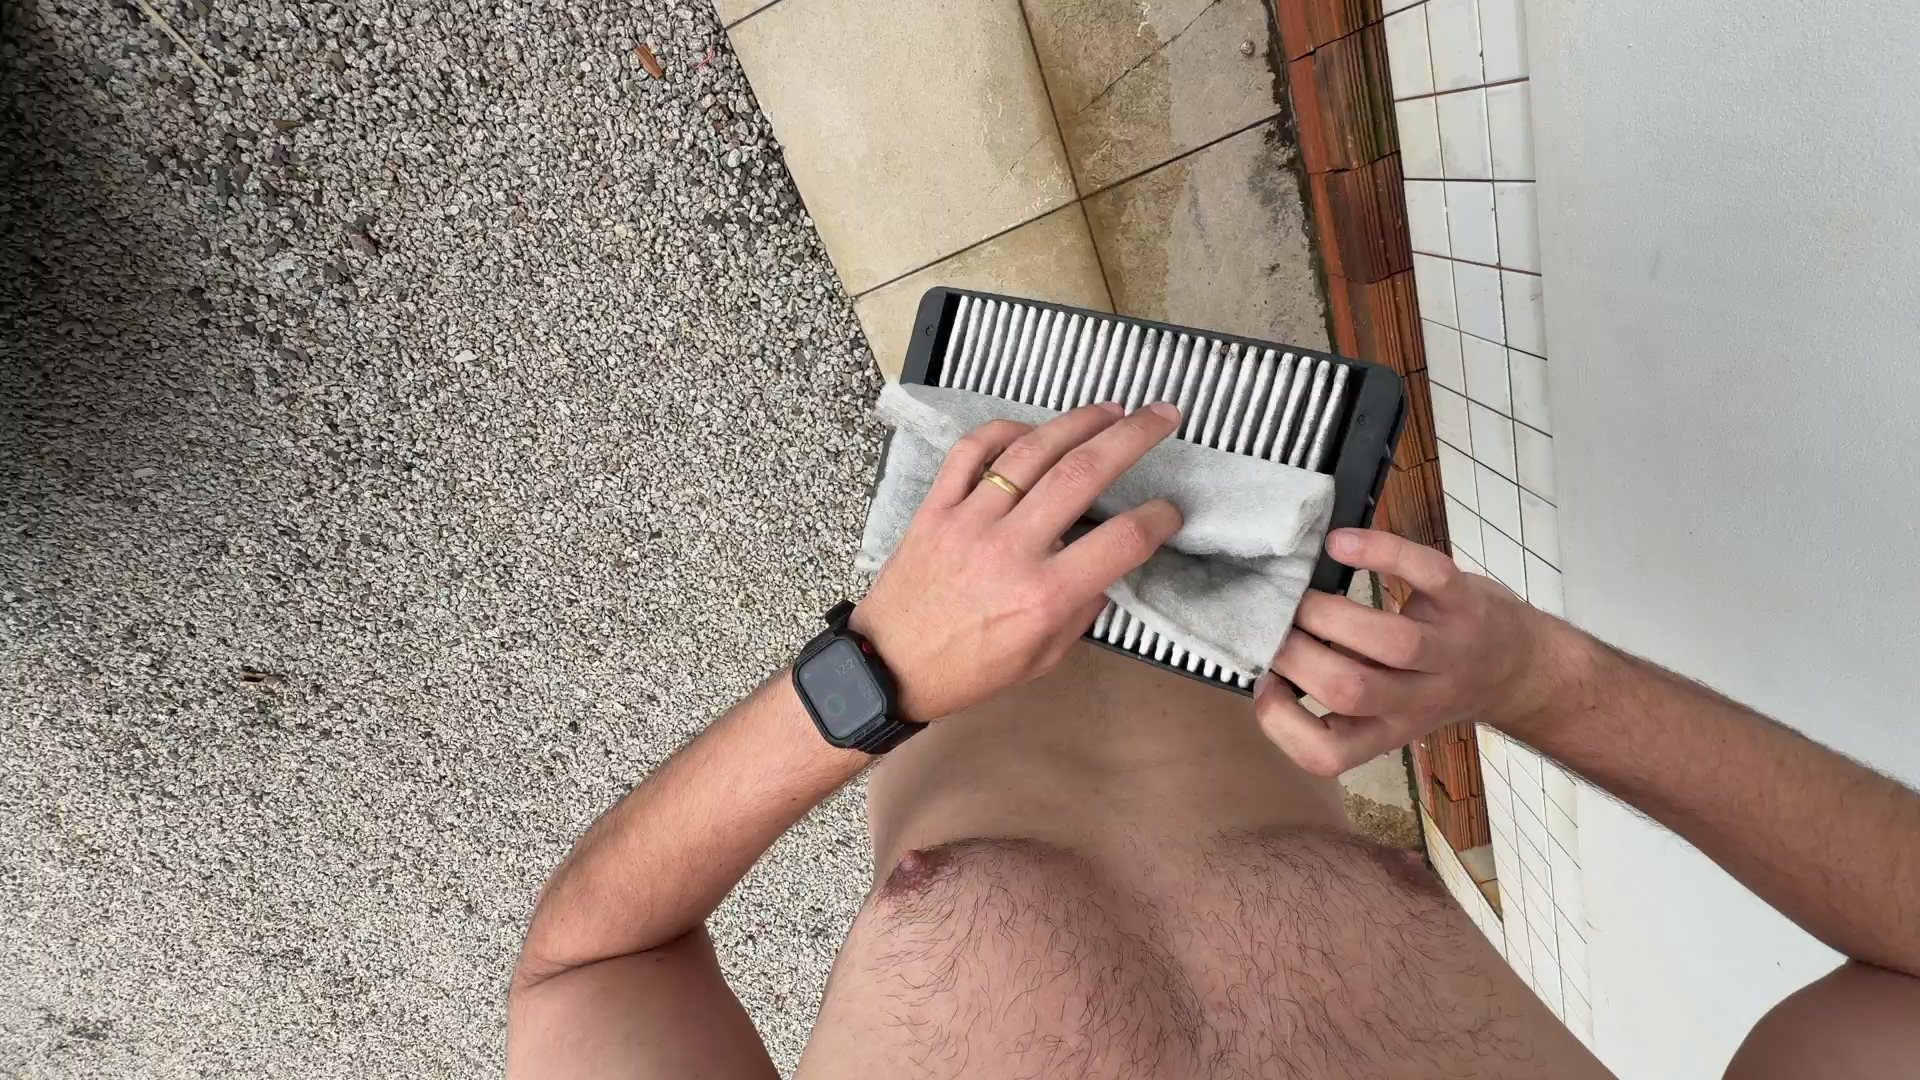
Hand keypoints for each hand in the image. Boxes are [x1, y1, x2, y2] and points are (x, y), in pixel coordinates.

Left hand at [851, 401, 1185, 721]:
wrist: (890, 667)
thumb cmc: (970, 670)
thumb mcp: (1042, 658)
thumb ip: (1081, 609)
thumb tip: (1106, 566)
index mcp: (1044, 595)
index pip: (1122, 541)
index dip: (1159, 519)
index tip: (1169, 511)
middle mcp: (1011, 548)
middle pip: (1083, 473)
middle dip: (1133, 436)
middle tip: (1163, 415)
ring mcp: (969, 520)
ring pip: (1030, 451)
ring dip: (1077, 422)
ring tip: (1110, 410)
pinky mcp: (936, 507)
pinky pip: (970, 451)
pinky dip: (1003, 430)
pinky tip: (1031, 428)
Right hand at [1252, 528, 1592, 775]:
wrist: (1523, 669)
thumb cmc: (1430, 683)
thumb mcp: (1387, 710)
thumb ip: (1334, 692)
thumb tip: (1266, 655)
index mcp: (1385, 731)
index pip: (1327, 753)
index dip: (1280, 721)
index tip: (1264, 683)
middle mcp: (1418, 700)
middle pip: (1350, 690)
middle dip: (1296, 653)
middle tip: (1275, 625)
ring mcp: (1448, 651)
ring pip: (1390, 642)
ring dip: (1328, 613)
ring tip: (1301, 596)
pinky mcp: (1465, 602)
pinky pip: (1427, 573)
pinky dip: (1381, 552)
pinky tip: (1339, 543)